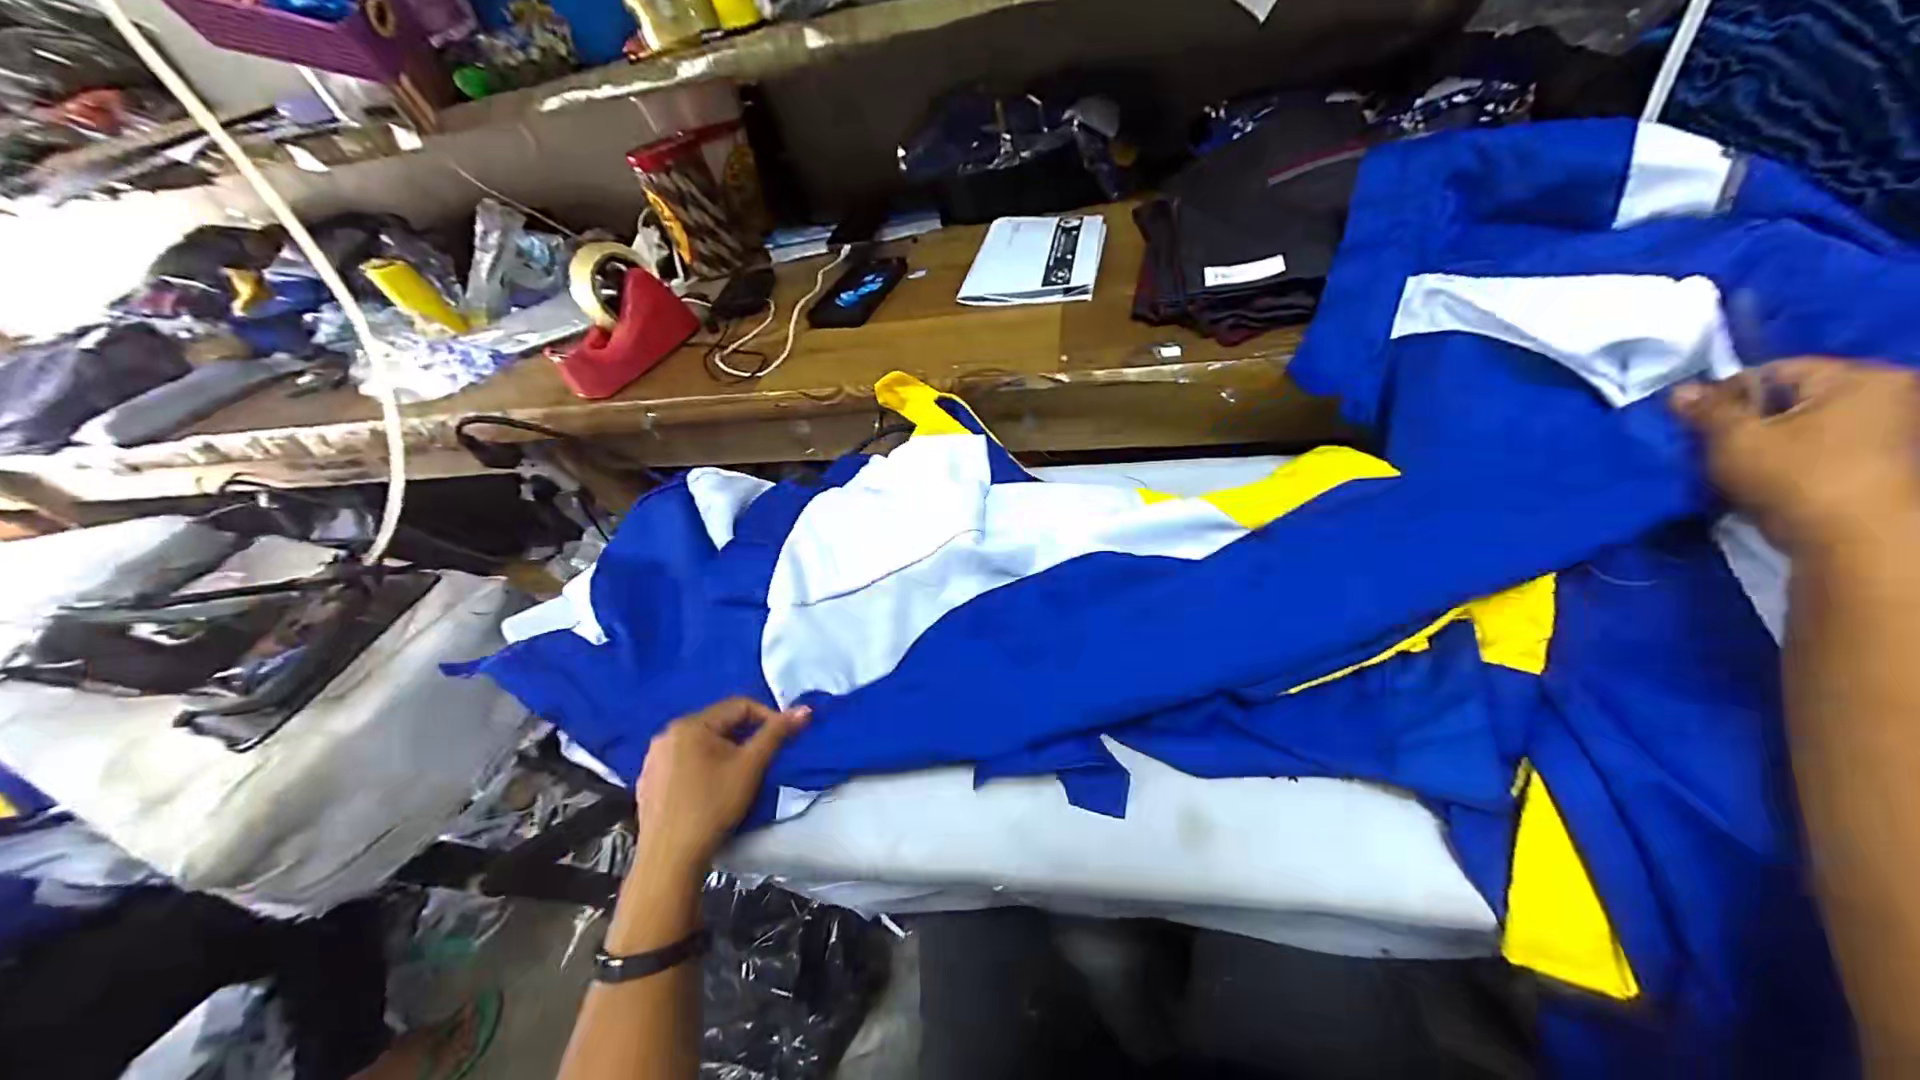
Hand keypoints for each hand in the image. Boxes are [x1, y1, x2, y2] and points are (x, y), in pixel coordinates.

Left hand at [632, 697, 809, 873]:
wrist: (671, 859)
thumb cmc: (713, 806)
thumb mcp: (751, 766)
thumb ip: (777, 733)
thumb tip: (804, 709)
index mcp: (690, 724)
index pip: (739, 706)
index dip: (767, 718)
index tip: (782, 740)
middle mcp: (666, 735)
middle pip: (718, 725)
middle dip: (744, 738)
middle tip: (761, 761)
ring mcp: (653, 760)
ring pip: (700, 745)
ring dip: (723, 754)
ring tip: (737, 777)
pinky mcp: (647, 784)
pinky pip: (682, 764)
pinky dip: (701, 770)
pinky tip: (709, 793)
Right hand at [1670, 358, 1919, 555]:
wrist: (1856, 539)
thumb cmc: (1796, 476)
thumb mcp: (1735, 439)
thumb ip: (1707, 410)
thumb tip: (1678, 390)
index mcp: (1860, 377)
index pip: (1774, 370)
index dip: (1727, 393)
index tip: (1696, 421)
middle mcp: (1889, 394)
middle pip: (1793, 398)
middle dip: (1748, 419)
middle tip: (1711, 444)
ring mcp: (1895, 430)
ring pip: (1805, 425)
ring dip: (1767, 441)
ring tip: (1735, 465)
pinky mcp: (1886, 463)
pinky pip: (1822, 448)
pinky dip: (1791, 459)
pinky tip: (1767, 479)